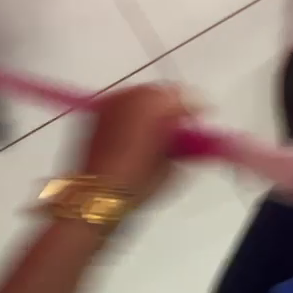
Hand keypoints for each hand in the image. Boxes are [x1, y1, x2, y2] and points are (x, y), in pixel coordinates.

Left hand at [78, 84, 190, 203]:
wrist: (92, 199)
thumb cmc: (137, 184)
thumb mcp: (173, 166)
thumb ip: (186, 143)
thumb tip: (190, 134)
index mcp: (157, 104)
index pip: (185, 97)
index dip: (195, 110)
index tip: (201, 120)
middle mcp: (134, 94)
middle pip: (163, 92)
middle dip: (172, 107)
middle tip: (177, 128)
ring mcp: (112, 101)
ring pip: (142, 96)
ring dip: (151, 109)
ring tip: (154, 132)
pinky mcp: (96, 112)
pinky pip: (122, 105)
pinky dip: (131, 113)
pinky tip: (134, 132)